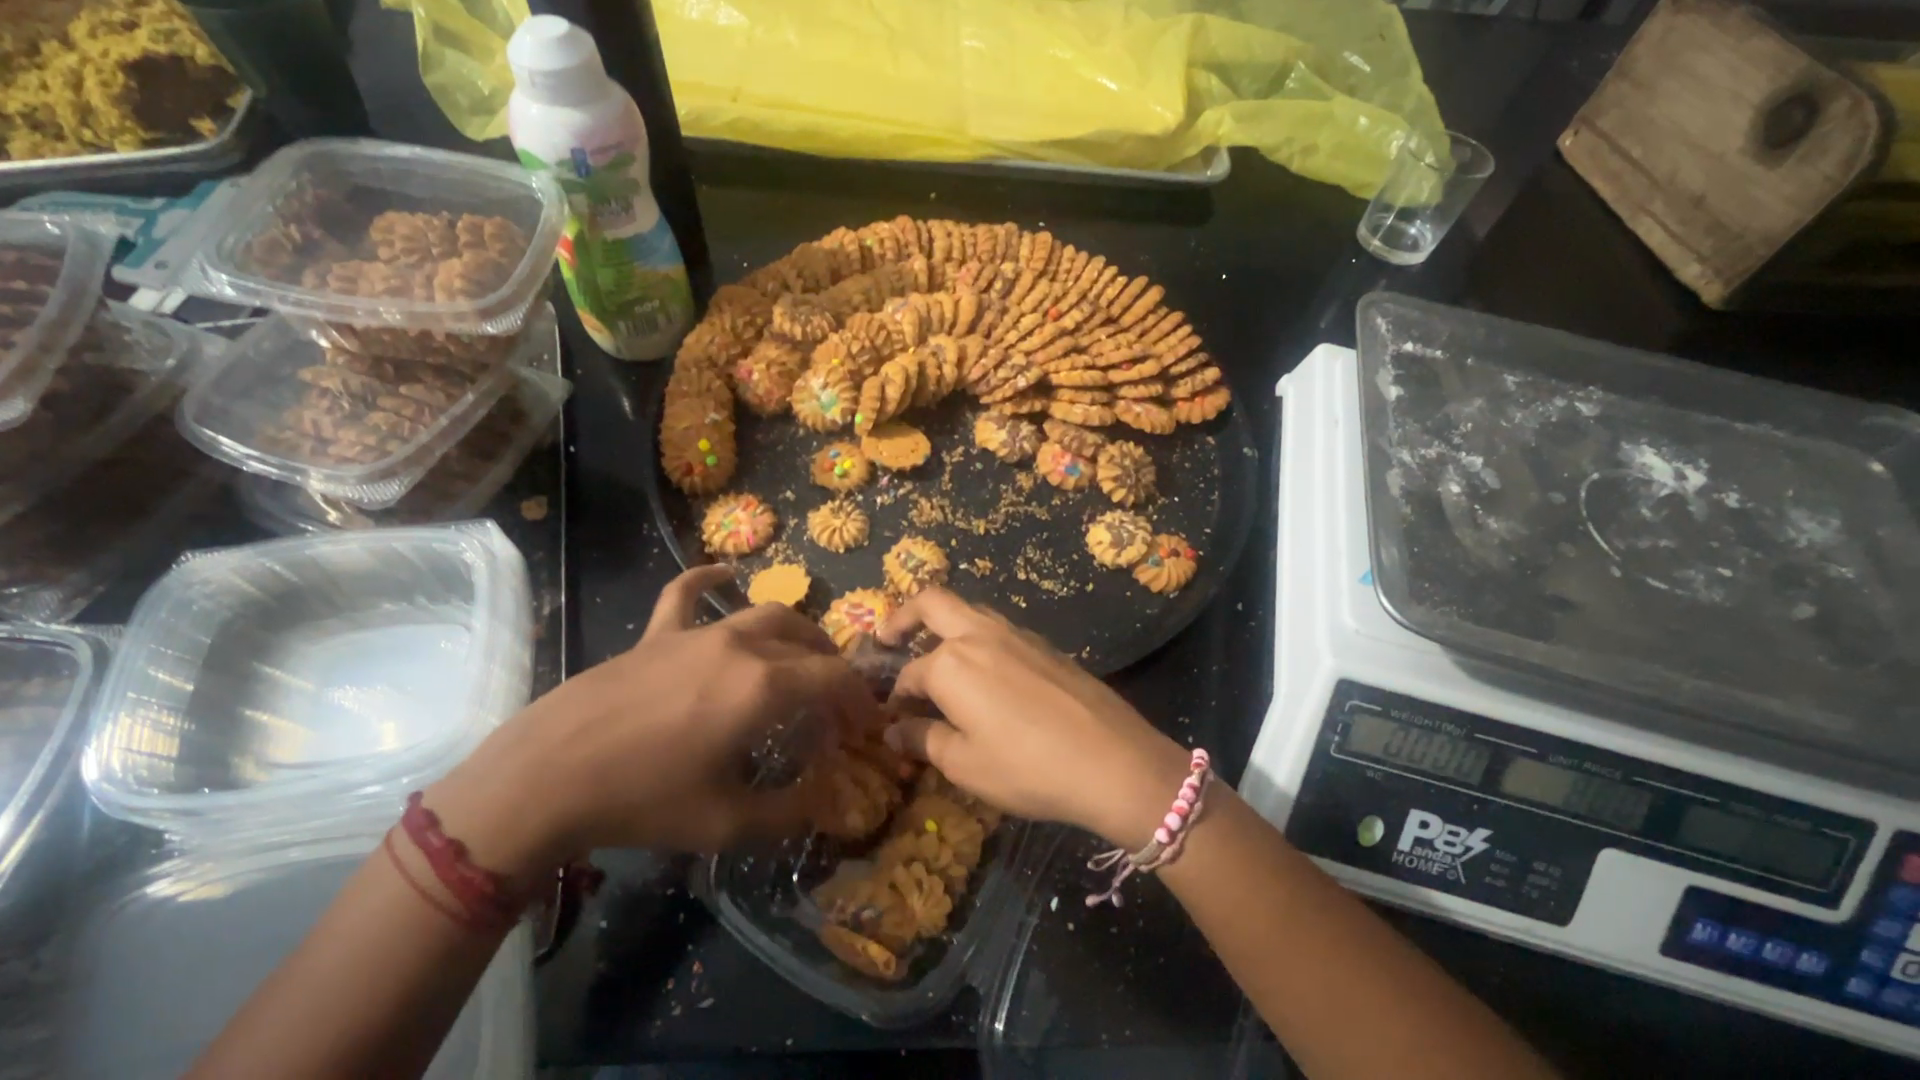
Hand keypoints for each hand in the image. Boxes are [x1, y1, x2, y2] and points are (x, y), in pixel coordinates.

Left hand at [426, 566, 879, 881]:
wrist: (546, 778)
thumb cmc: (642, 802)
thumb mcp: (727, 823)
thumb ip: (790, 809)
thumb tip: (828, 795)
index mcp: (762, 688)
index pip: (833, 679)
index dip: (859, 701)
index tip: (865, 728)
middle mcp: (737, 647)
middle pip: (806, 641)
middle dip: (832, 668)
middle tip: (835, 704)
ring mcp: (693, 634)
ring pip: (763, 614)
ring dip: (795, 632)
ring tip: (803, 656)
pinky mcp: (654, 635)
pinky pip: (687, 593)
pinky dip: (711, 580)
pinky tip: (725, 574)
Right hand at [877, 588, 1189, 846]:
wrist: (1113, 761)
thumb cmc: (1027, 768)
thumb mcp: (965, 765)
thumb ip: (924, 740)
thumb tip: (894, 730)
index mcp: (950, 662)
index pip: (908, 673)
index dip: (895, 697)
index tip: (892, 721)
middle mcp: (979, 635)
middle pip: (933, 603)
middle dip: (903, 616)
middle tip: (887, 638)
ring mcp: (1017, 635)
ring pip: (970, 610)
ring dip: (945, 623)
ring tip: (936, 655)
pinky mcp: (1047, 646)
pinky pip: (1000, 629)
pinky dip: (978, 637)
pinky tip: (985, 673)